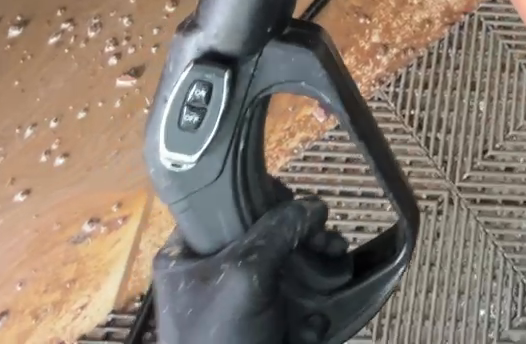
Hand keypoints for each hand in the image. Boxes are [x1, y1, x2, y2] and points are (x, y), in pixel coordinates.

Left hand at [153, 197, 338, 343]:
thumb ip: (280, 229)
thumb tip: (315, 206)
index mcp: (188, 253)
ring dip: (318, 260)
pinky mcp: (262, 322)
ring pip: (287, 259)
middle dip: (304, 233)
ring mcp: (238, 299)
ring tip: (337, 265)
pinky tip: (316, 320)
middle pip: (267, 228)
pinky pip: (294, 295)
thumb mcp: (246, 273)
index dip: (264, 196)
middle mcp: (211, 270)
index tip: (293, 205)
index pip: (227, 202)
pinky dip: (312, 302)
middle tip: (326, 240)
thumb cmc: (221, 341)